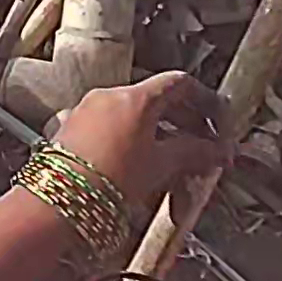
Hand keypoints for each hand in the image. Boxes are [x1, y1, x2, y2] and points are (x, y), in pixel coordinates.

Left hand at [54, 71, 229, 208]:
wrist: (63, 197)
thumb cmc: (112, 179)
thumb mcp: (163, 165)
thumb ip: (195, 152)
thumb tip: (216, 150)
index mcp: (133, 98)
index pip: (178, 83)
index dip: (205, 100)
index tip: (218, 121)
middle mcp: (106, 96)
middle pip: (155, 97)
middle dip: (184, 119)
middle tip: (204, 145)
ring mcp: (85, 109)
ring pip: (131, 111)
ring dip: (157, 129)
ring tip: (175, 157)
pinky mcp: (71, 125)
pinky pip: (109, 123)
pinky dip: (130, 135)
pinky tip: (140, 159)